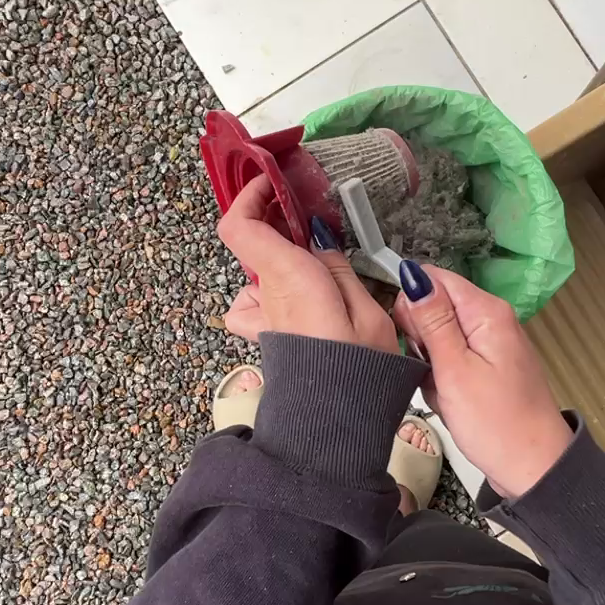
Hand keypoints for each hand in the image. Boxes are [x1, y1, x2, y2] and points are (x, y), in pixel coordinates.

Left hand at [216, 175, 397, 353]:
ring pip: (257, 277)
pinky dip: (270, 295)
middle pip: (252, 247)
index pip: (239, 226)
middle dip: (279, 230)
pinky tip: (298, 301)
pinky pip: (255, 304)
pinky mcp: (266, 335)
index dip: (247, 197)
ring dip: (279, 266)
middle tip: (315, 227)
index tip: (273, 184)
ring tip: (319, 270)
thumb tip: (319, 240)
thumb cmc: (357, 365)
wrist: (336, 420)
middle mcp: (265, 294)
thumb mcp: (365, 310)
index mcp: (287, 277)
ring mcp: (261, 317)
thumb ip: (339, 269)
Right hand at [392, 261, 571, 498]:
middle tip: (430, 370)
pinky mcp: (486, 366)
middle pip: (435, 306)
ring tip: (440, 389)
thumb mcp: (454, 370)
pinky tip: (447, 398)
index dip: (411, 302)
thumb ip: (432, 321)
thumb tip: (412, 275)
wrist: (532, 468)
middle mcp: (490, 319)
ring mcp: (489, 344)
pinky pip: (449, 359)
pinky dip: (441, 377)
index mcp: (486, 312)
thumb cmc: (494, 422)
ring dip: (429, 362)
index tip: (410, 337)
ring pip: (437, 336)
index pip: (434, 278)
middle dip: (420, 337)